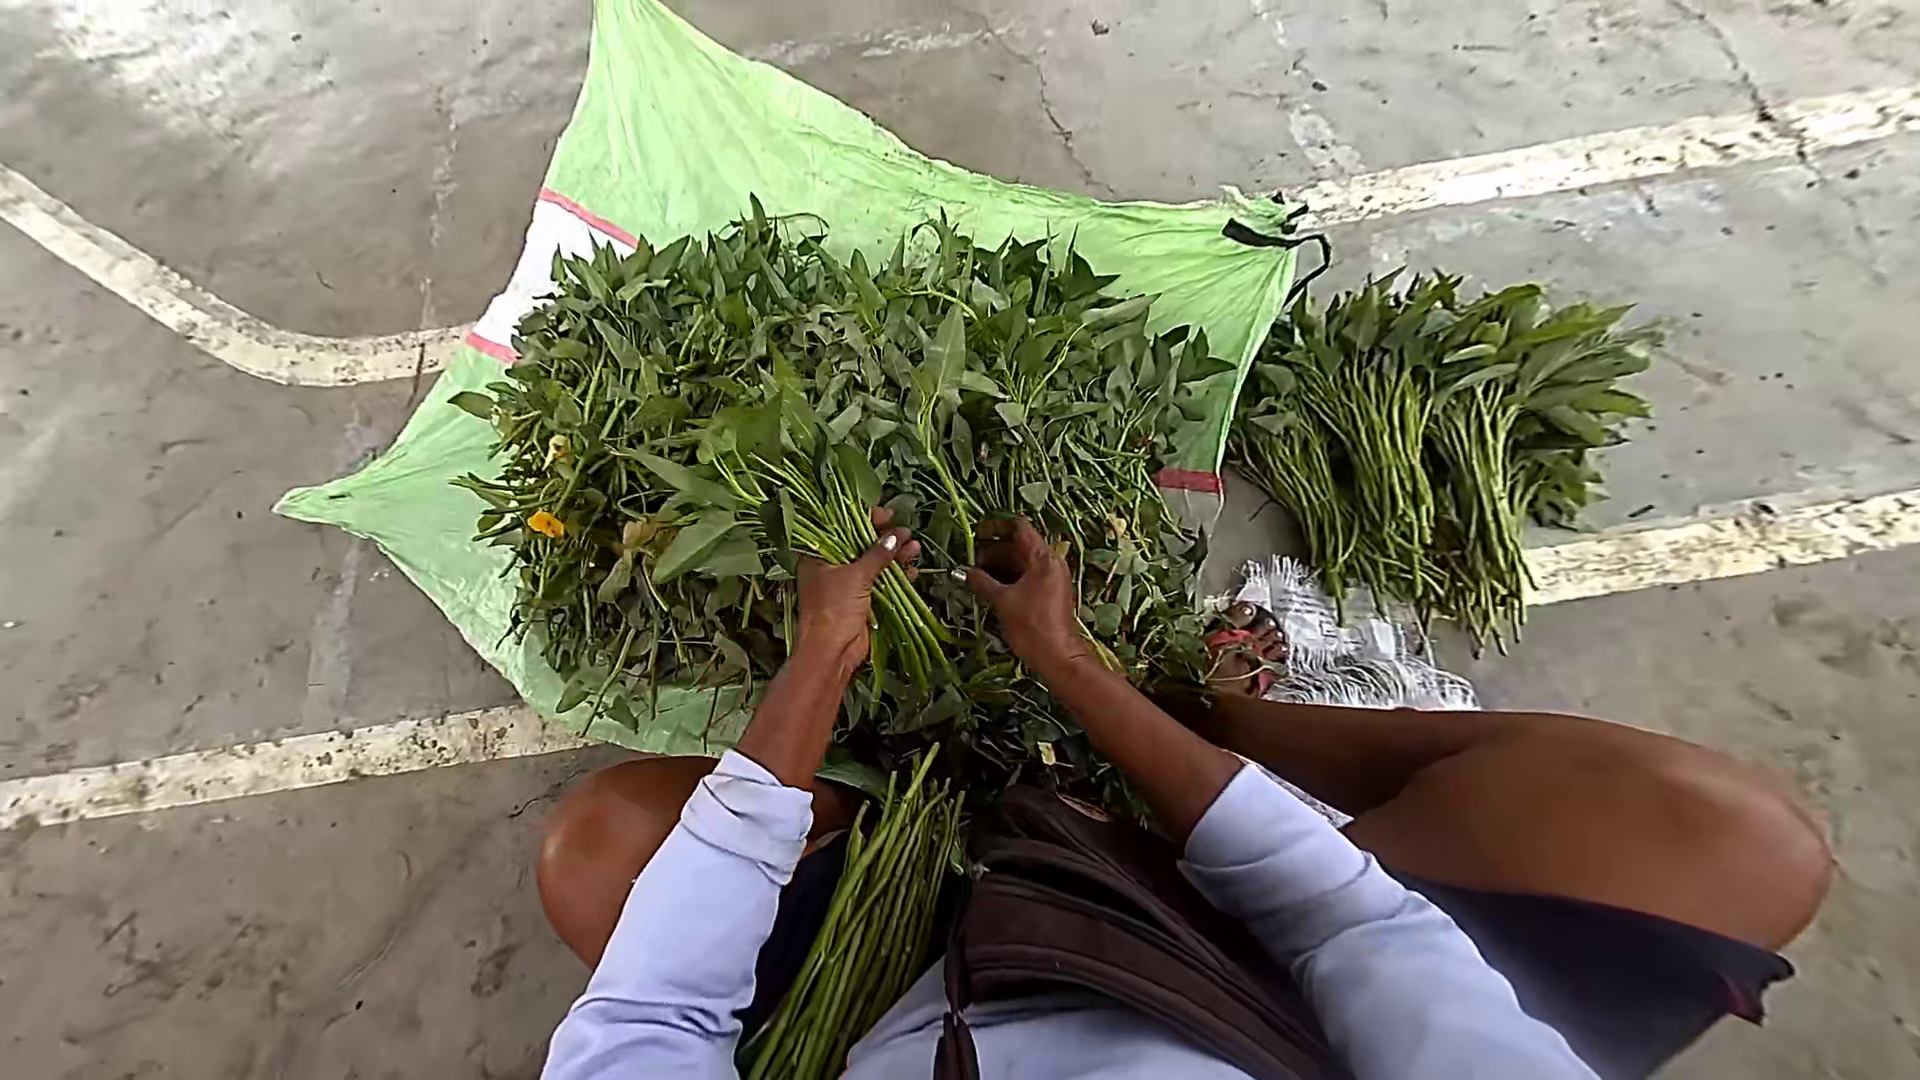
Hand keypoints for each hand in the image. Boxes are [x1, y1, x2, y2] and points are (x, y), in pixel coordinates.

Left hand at [795, 507, 919, 673]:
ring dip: (894, 556)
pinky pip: (879, 581)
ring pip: (873, 563)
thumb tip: (895, 536)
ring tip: (915, 548)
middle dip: (885, 538)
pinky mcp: (860, 598)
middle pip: (861, 544)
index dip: (865, 518)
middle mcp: (831, 565)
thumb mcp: (855, 576)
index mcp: (818, 555)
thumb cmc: (833, 609)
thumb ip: (876, 554)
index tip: (887, 516)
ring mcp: (846, 583)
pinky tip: (911, 569)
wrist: (831, 651)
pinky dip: (895, 575)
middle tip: (906, 533)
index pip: (842, 526)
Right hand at [965, 517, 1091, 676]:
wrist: (1056, 656)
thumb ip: (982, 582)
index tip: (976, 534)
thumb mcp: (1002, 601)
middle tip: (970, 562)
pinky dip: (1008, 578)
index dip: (996, 527)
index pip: (1019, 528)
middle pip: (1018, 546)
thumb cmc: (1031, 625)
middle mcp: (1050, 563)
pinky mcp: (1048, 592)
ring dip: (998, 566)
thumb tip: (966, 572)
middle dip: (992, 552)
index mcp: (1043, 558)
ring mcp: (1051, 578)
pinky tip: (988, 587)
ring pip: (1021, 563)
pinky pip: (1026, 577)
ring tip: (975, 576)